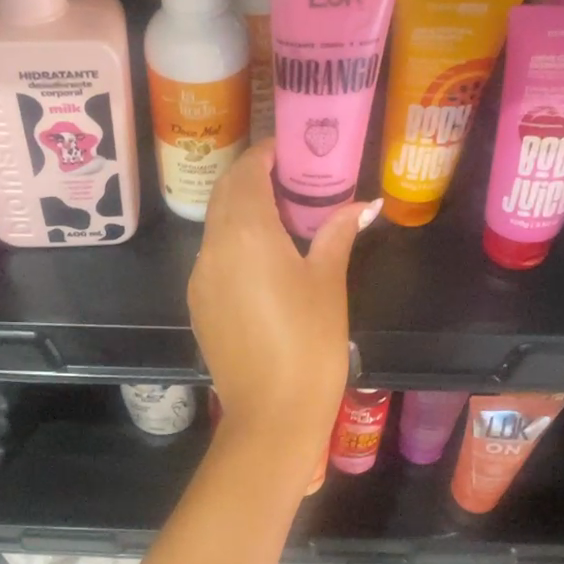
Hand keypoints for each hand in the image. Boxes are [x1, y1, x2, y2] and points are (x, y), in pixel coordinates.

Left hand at [188, 141, 375, 448]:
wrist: (271, 414)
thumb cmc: (310, 343)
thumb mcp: (328, 282)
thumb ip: (337, 233)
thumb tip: (364, 204)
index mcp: (246, 233)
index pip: (246, 173)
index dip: (264, 155)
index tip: (288, 148)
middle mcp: (213, 247)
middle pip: (225, 194)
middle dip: (251, 177)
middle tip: (289, 176)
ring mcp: (200, 278)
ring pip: (216, 226)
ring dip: (241, 210)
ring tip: (281, 214)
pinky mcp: (199, 304)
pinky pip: (213, 257)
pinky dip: (233, 241)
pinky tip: (263, 257)